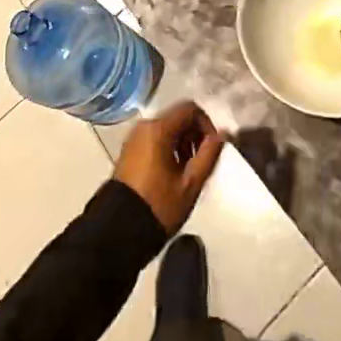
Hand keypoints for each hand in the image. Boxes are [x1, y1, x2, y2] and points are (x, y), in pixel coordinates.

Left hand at [113, 101, 223, 232]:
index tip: (212, 147)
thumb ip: (209, 154)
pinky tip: (171, 173)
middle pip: (178, 118)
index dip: (206, 124)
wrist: (118, 231)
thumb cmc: (158, 205)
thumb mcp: (190, 183)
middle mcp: (144, 127)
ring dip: (182, 143)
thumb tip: (223, 133)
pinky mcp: (128, 151)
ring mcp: (133, 139)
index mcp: (158, 129)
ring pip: (167, 129)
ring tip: (187, 171)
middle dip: (194, 135)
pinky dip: (168, 148)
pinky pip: (154, 139)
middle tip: (201, 161)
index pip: (190, 109)